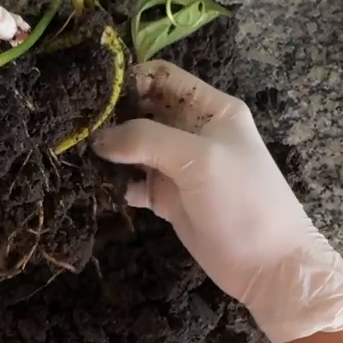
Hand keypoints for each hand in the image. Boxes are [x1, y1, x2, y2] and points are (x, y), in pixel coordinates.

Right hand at [93, 61, 342, 342]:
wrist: (265, 265)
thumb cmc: (241, 201)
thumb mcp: (198, 158)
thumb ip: (147, 139)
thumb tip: (98, 138)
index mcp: (210, 110)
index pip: (163, 78)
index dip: (130, 79)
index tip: (93, 93)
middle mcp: (193, 132)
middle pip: (144, 111)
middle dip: (113, 116)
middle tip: (76, 126)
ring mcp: (179, 168)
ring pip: (136, 148)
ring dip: (111, 152)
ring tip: (77, 155)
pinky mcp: (168, 199)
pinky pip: (136, 183)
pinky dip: (117, 183)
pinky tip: (95, 186)